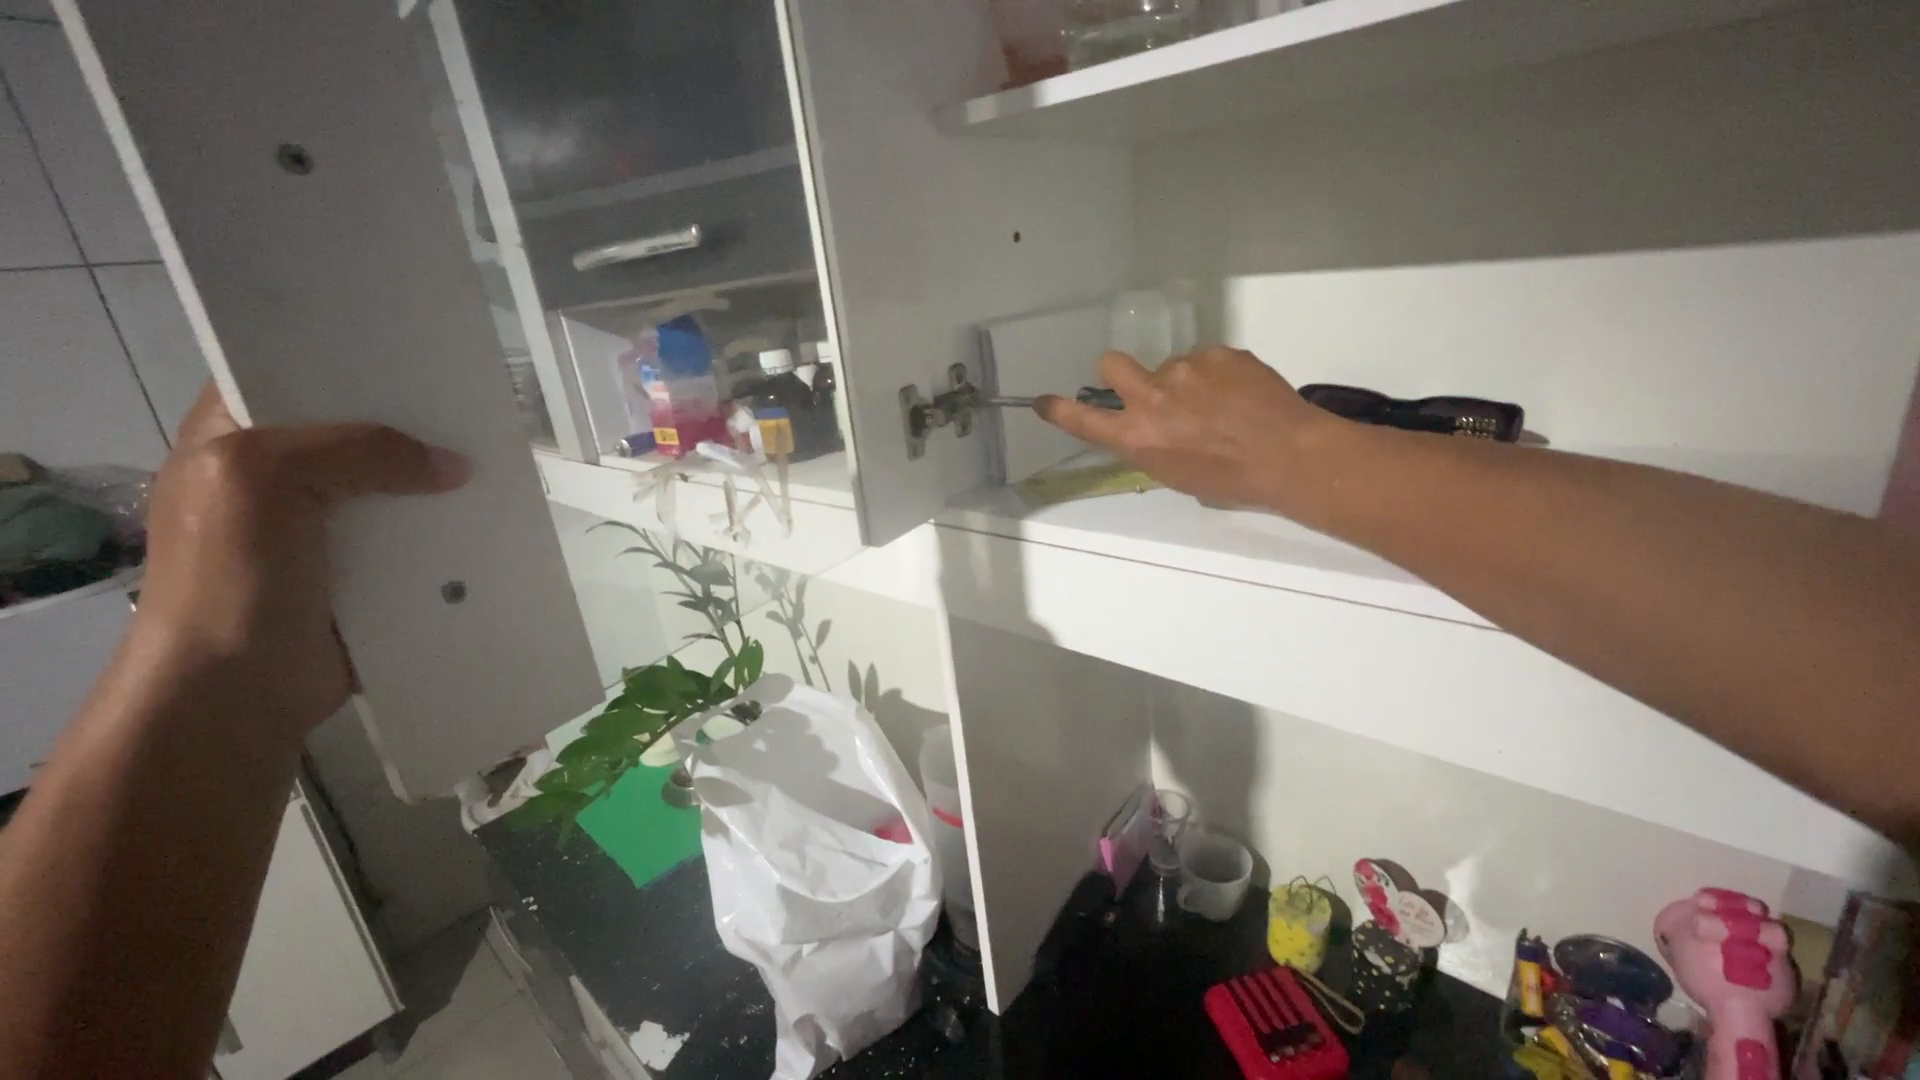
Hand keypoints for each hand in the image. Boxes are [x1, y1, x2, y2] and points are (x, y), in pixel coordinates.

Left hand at [127, 385, 470, 735]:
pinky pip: (416, 538)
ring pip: (395, 486)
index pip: (289, 375)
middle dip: (414, 424)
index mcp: (234, 438)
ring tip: (497, 461)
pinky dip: (448, 531)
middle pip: (358, 431)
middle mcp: (280, 475)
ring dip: (439, 482)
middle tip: (472, 406)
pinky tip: (489, 519)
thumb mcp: (265, 479)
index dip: (348, 360)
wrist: (239, 689)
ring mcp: (325, 527)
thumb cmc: (229, 576)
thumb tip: (455, 467)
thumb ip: (358, 450)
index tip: (414, 353)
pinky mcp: (365, 571)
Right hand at [1035, 347, 1336, 512]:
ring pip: (1170, 366)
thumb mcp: (1174, 474)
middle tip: (1148, 389)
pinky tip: (1241, 396)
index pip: (1082, 419)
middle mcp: (1150, 397)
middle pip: (1111, 363)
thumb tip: (1149, 428)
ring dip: (1184, 381)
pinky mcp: (1218, 353)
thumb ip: (1149, 445)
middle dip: (1119, 372)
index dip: (1058, 409)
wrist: (1287, 455)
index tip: (1042, 401)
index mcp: (1136, 436)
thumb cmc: (1229, 480)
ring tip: (1220, 405)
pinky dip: (1218, 376)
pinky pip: (1208, 360)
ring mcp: (1184, 369)